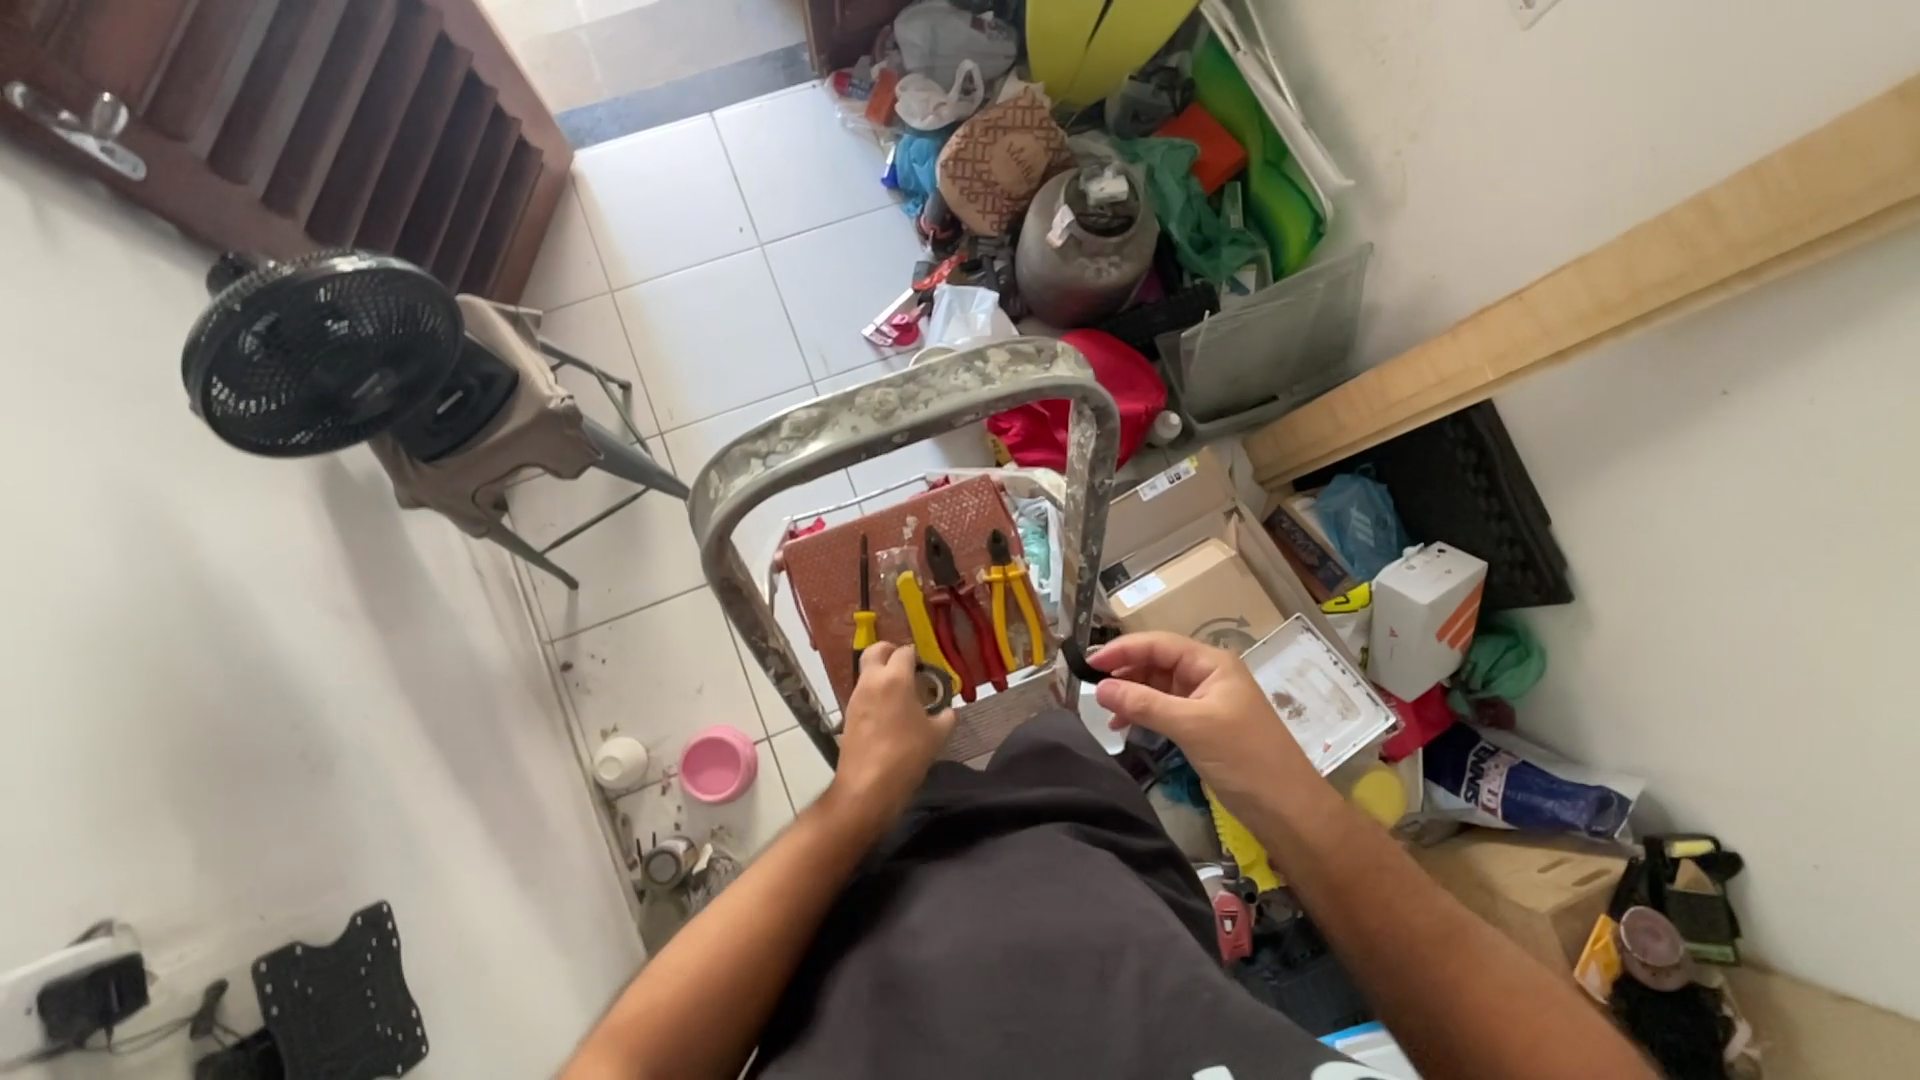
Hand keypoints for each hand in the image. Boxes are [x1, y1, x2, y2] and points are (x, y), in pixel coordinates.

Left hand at [823, 643, 956, 827]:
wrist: (868, 786)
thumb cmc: (907, 755)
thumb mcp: (937, 736)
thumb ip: (946, 717)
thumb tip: (949, 711)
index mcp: (895, 678)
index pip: (905, 651)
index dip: (917, 655)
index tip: (927, 667)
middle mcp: (871, 681)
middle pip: (876, 650)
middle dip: (891, 651)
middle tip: (907, 665)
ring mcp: (856, 697)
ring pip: (867, 672)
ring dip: (881, 674)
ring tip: (901, 694)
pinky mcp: (848, 715)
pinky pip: (862, 693)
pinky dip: (874, 693)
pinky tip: (889, 713)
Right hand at [1091, 632, 1322, 821]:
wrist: (1287, 807)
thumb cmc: (1244, 758)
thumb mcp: (1190, 726)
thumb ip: (1143, 704)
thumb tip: (1100, 688)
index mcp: (1212, 663)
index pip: (1158, 644)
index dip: (1122, 650)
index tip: (1089, 664)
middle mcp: (1208, 674)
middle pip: (1157, 662)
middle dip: (1124, 671)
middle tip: (1090, 687)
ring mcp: (1206, 700)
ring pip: (1158, 686)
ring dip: (1131, 695)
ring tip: (1104, 711)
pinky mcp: (1203, 725)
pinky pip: (1165, 708)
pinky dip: (1143, 714)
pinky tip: (1123, 726)